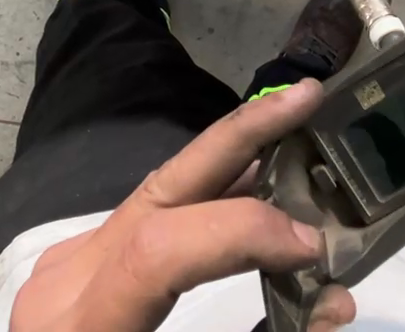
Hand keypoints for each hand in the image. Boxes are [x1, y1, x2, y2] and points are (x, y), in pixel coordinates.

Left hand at [11, 78, 356, 331]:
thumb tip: (334, 304)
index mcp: (82, 325)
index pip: (159, 249)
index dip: (241, 232)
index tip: (311, 247)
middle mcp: (69, 275)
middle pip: (163, 180)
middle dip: (242, 133)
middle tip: (308, 95)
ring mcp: (71, 258)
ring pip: (163, 186)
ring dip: (234, 158)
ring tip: (295, 130)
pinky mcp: (81, 257)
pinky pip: (156, 209)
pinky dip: (210, 192)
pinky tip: (250, 180)